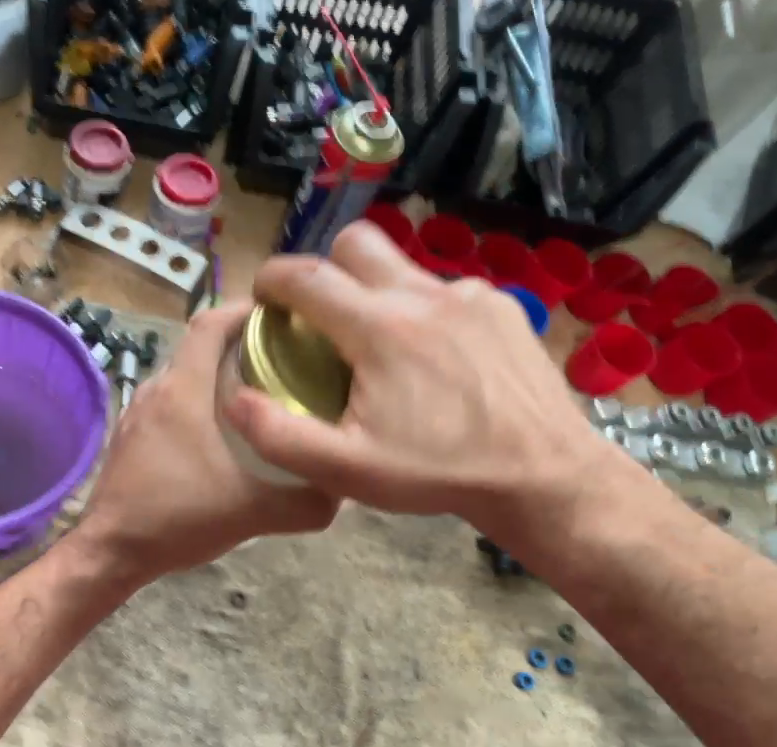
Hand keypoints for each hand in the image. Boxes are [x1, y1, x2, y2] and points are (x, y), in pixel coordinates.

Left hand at [70, 303, 338, 582]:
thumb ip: (305, 502)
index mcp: (183, 390)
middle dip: (239, 345)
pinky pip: (166, 405)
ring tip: (256, 397)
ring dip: (215, 377)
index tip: (283, 316)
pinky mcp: (127, 439)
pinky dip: (194, 405)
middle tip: (283, 360)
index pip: (210, 323)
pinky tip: (216, 438)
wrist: (110, 551)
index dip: (245, 310)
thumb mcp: (251, 511)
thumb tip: (345, 491)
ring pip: (181, 377)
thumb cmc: (177, 518)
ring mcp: (135, 414)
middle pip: (198, 347)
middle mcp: (155, 390)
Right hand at [222, 221, 631, 537]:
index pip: (307, 275)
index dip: (272, 278)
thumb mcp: (346, 470)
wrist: (541, 475)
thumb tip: (235, 398)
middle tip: (317, 315)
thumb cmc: (437, 474)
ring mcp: (469, 295)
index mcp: (379, 329)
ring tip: (373, 345)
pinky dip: (418, 310)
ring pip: (401, 265)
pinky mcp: (500, 307)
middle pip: (356, 242)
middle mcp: (423, 295)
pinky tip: (428, 357)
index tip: (261, 297)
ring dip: (372, 290)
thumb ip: (279, 436)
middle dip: (324, 268)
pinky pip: (441, 289)